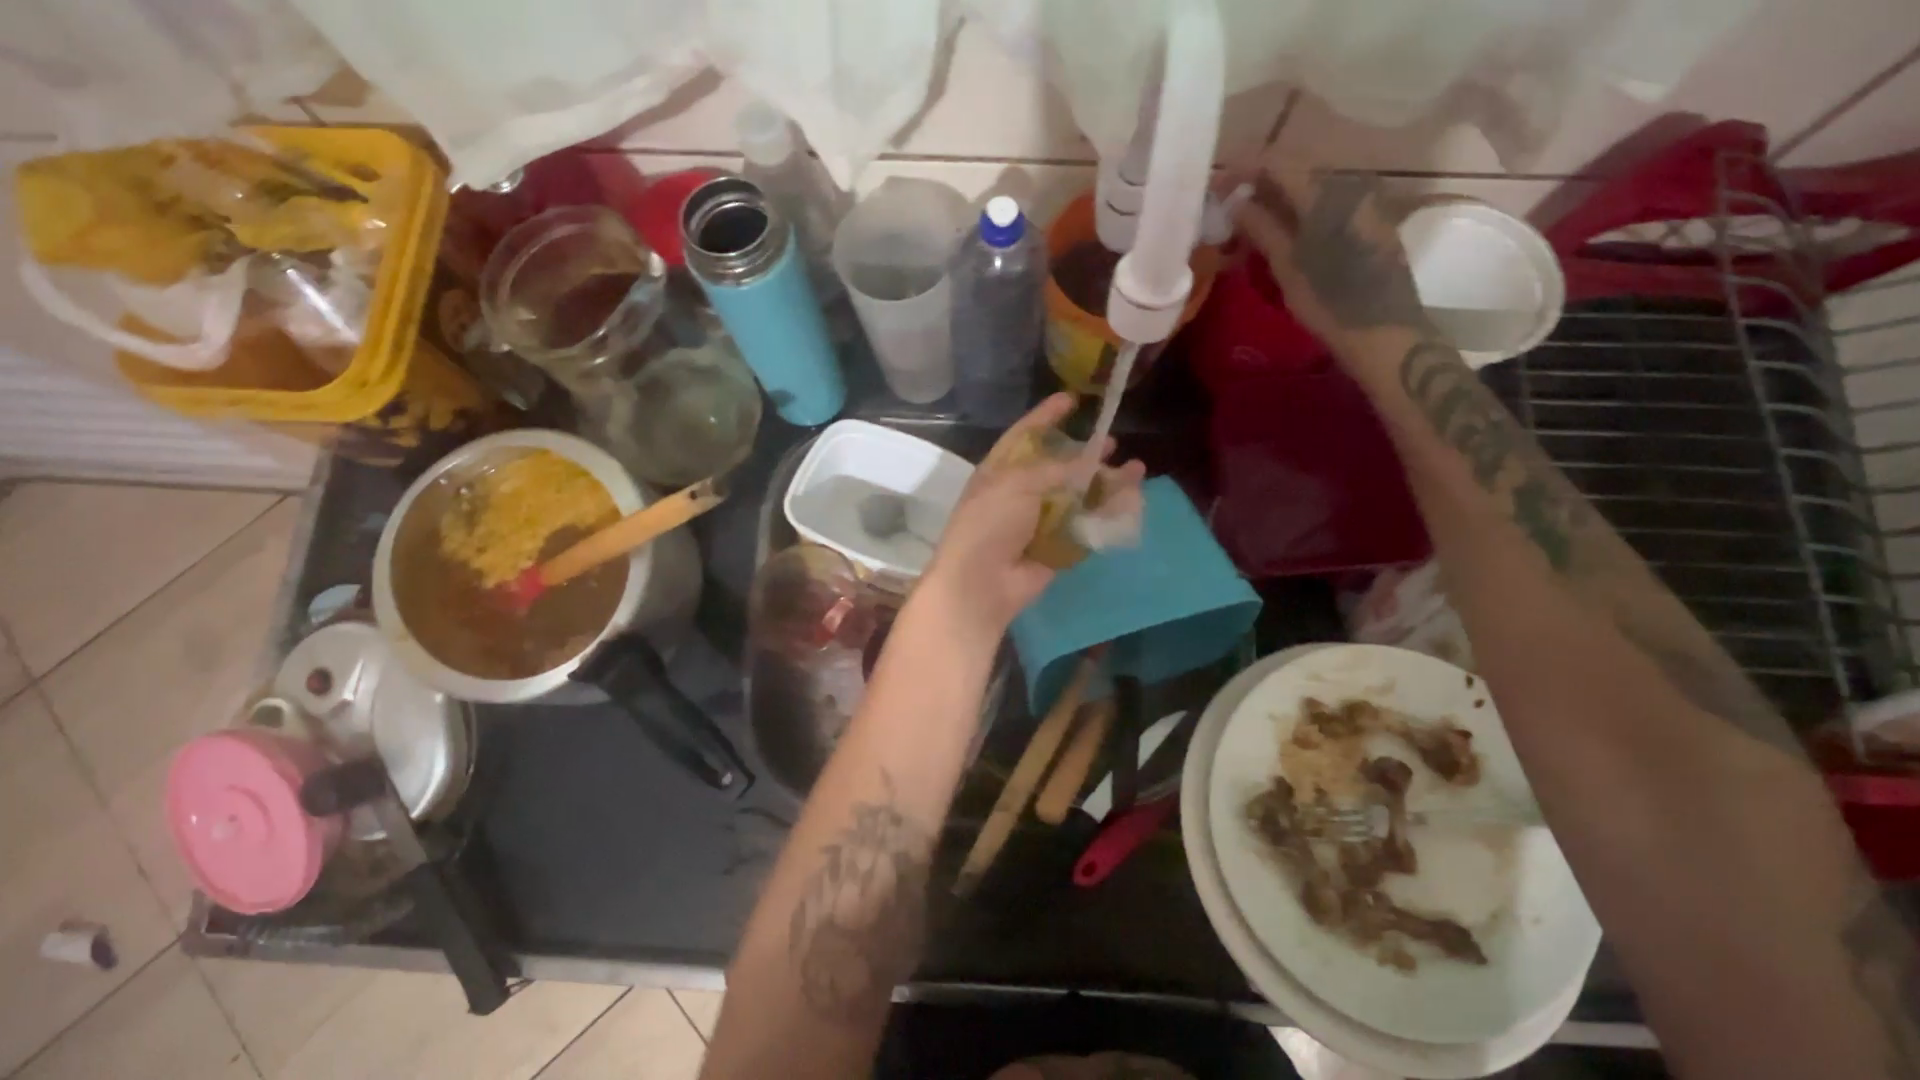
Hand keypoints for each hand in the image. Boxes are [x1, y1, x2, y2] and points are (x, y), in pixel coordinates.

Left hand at [920, 393, 1144, 637]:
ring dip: (1106, 484)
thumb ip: (1056, 469)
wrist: (981, 583)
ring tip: (1136, 472)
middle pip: (1059, 467)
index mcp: (1001, 471)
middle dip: (1086, 455)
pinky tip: (1130, 502)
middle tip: (1113, 443)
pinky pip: (1086, 526)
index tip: (1071, 399)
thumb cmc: (990, 524)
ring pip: (1079, 496)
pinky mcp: (1057, 547)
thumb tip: (1088, 462)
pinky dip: (1107, 515)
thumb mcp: (1018, 483)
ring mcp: (1040, 521)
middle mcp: (1021, 492)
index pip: (1025, 435)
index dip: (1046, 416)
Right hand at [1230, 162, 1430, 353]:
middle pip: (1295, 171)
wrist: (1384, 334)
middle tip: (1230, 209)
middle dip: (1259, 185)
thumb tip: (1237, 201)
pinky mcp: (1370, 222)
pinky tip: (1282, 233)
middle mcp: (1348, 186)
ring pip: (1311, 188)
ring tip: (1251, 225)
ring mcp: (1363, 203)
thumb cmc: (1330, 303)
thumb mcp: (1288, 266)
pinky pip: (1327, 204)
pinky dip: (1300, 212)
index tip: (1218, 188)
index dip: (1243, 170)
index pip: (1277, 162)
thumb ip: (1262, 227)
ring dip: (1279, 200)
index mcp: (1325, 193)